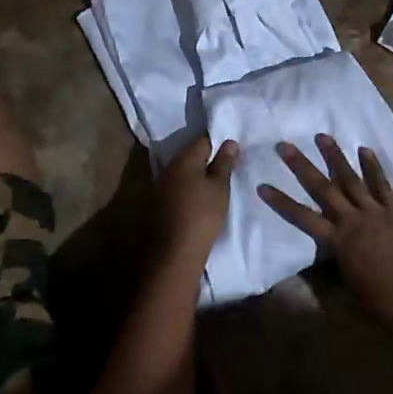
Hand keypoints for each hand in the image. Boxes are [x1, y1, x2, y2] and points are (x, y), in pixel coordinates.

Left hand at [158, 135, 238, 258]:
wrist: (175, 253)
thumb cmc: (202, 215)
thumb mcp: (220, 187)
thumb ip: (224, 163)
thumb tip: (229, 141)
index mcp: (183, 159)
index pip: (203, 140)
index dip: (220, 142)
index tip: (233, 151)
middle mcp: (168, 168)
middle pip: (191, 155)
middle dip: (209, 158)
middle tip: (228, 166)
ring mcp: (161, 186)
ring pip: (184, 172)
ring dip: (199, 174)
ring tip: (217, 183)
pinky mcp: (159, 203)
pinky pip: (178, 186)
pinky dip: (190, 187)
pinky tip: (201, 197)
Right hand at [259, 135, 392, 331]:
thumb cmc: (382, 303)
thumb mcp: (347, 291)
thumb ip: (331, 269)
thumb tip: (318, 257)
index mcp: (338, 243)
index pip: (302, 217)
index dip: (281, 202)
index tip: (263, 185)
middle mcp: (353, 220)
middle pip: (323, 188)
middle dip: (302, 166)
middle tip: (286, 145)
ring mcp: (376, 212)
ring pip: (351, 178)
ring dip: (336, 156)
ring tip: (322, 136)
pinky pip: (382, 184)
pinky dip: (373, 166)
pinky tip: (365, 149)